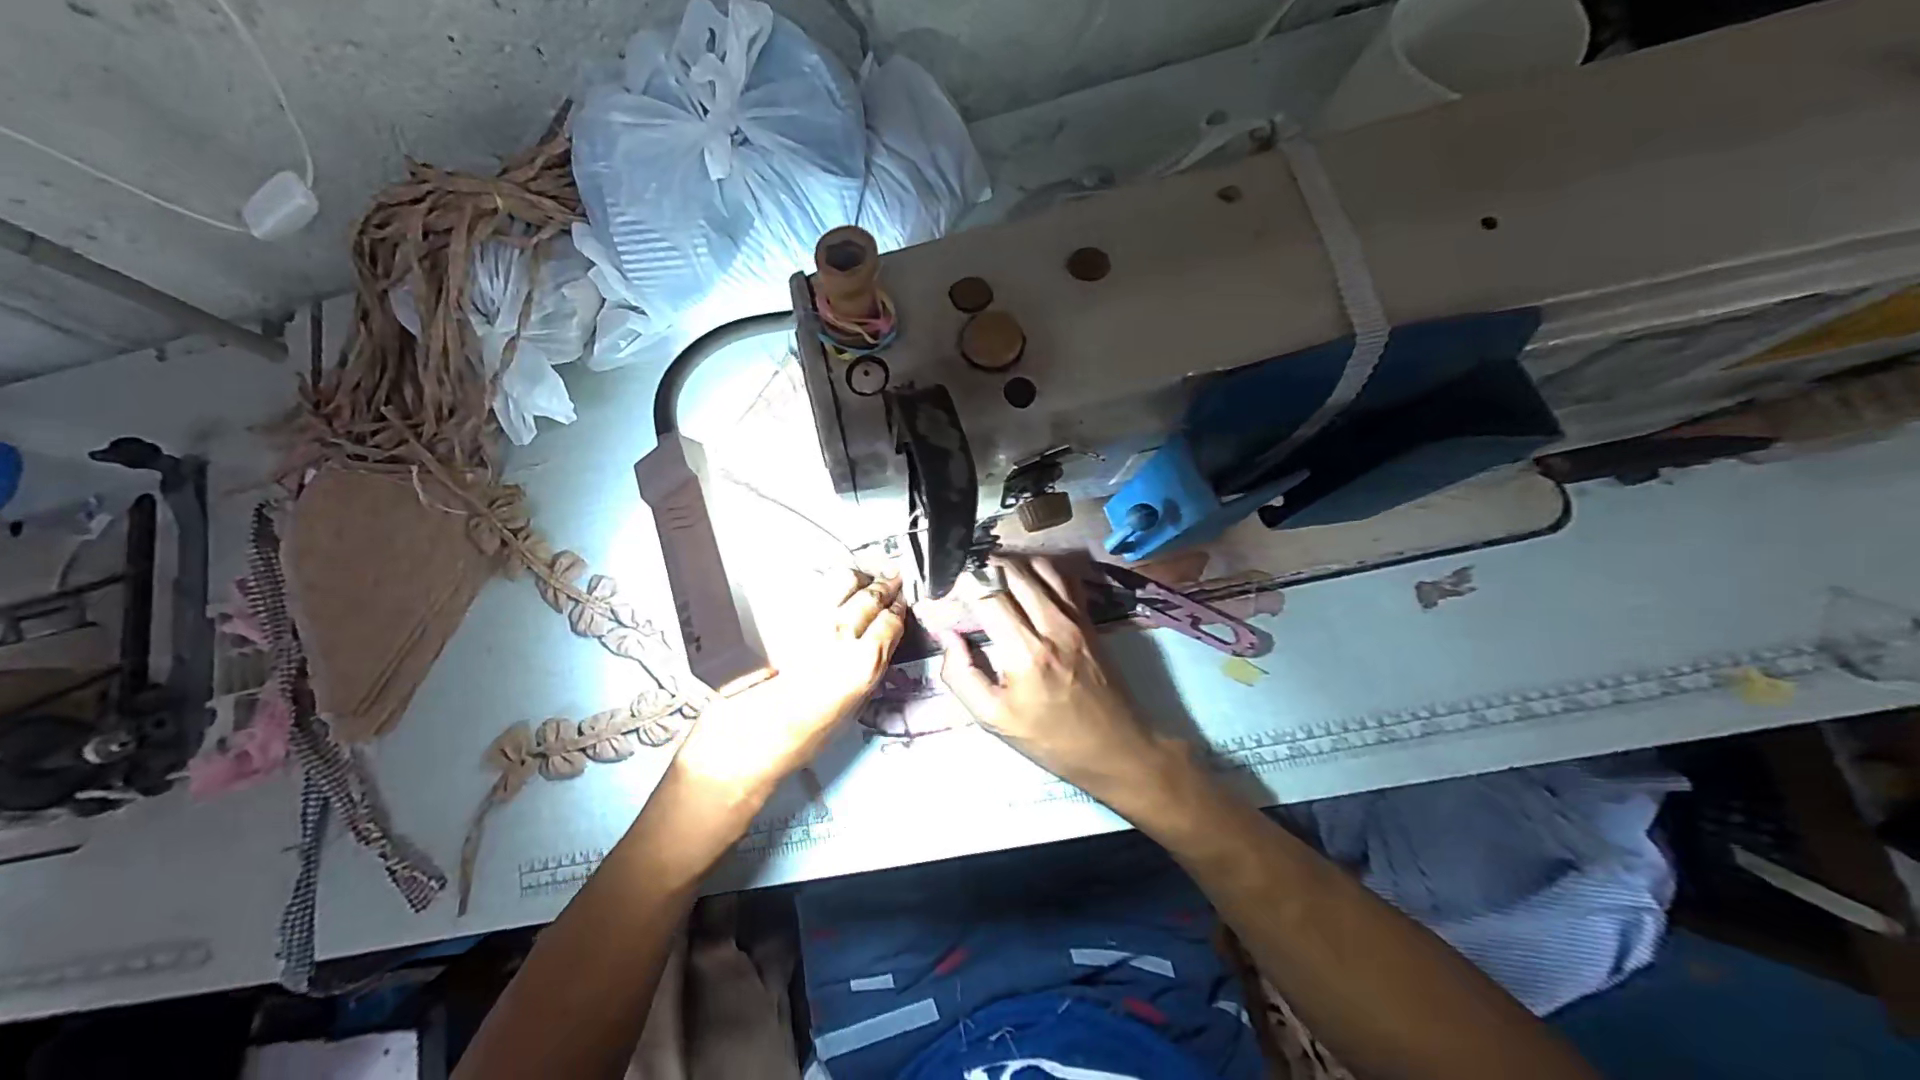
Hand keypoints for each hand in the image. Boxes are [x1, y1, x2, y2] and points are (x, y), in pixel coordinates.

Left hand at [671, 570, 905, 807]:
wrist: (746, 743)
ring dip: (858, 578)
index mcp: (862, 666)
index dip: (898, 609)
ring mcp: (808, 623)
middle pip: (870, 597)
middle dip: (885, 585)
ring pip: (842, 582)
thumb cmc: (795, 738)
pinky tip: (829, 588)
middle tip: (892, 578)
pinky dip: (827, 585)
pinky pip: (812, 589)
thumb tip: (876, 648)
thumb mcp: (851, 710)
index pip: (890, 622)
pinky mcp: (781, 617)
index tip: (901, 602)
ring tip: (862, 578)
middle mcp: (838, 638)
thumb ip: (868, 672)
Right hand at [937, 556, 1168, 793]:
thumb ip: (962, 675)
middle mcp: (1052, 624)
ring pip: (1037, 565)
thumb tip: (946, 635)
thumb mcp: (994, 719)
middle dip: (980, 567)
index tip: (944, 590)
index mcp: (1024, 651)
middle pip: (1010, 570)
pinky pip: (1062, 577)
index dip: (960, 584)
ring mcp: (1075, 617)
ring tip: (990, 577)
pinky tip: (1025, 582)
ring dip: (1008, 564)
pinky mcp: (1089, 618)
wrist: (1115, 746)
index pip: (986, 593)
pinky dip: (1039, 570)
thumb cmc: (1050, 738)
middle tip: (963, 579)